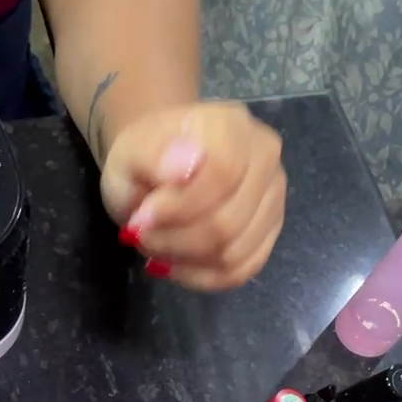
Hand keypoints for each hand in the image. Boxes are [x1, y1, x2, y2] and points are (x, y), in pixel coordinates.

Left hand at [101, 101, 285, 290]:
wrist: (159, 168)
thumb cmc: (144, 160)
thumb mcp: (130, 152)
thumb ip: (151, 156)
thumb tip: (187, 164)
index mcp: (231, 125)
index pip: (224, 173)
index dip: (179, 207)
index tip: (140, 218)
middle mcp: (264, 157)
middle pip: (229, 223)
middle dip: (175, 240)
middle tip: (142, 236)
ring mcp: (272, 198)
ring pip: (235, 253)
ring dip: (185, 260)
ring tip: (157, 246)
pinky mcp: (268, 233)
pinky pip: (240, 271)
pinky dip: (201, 276)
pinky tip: (176, 264)